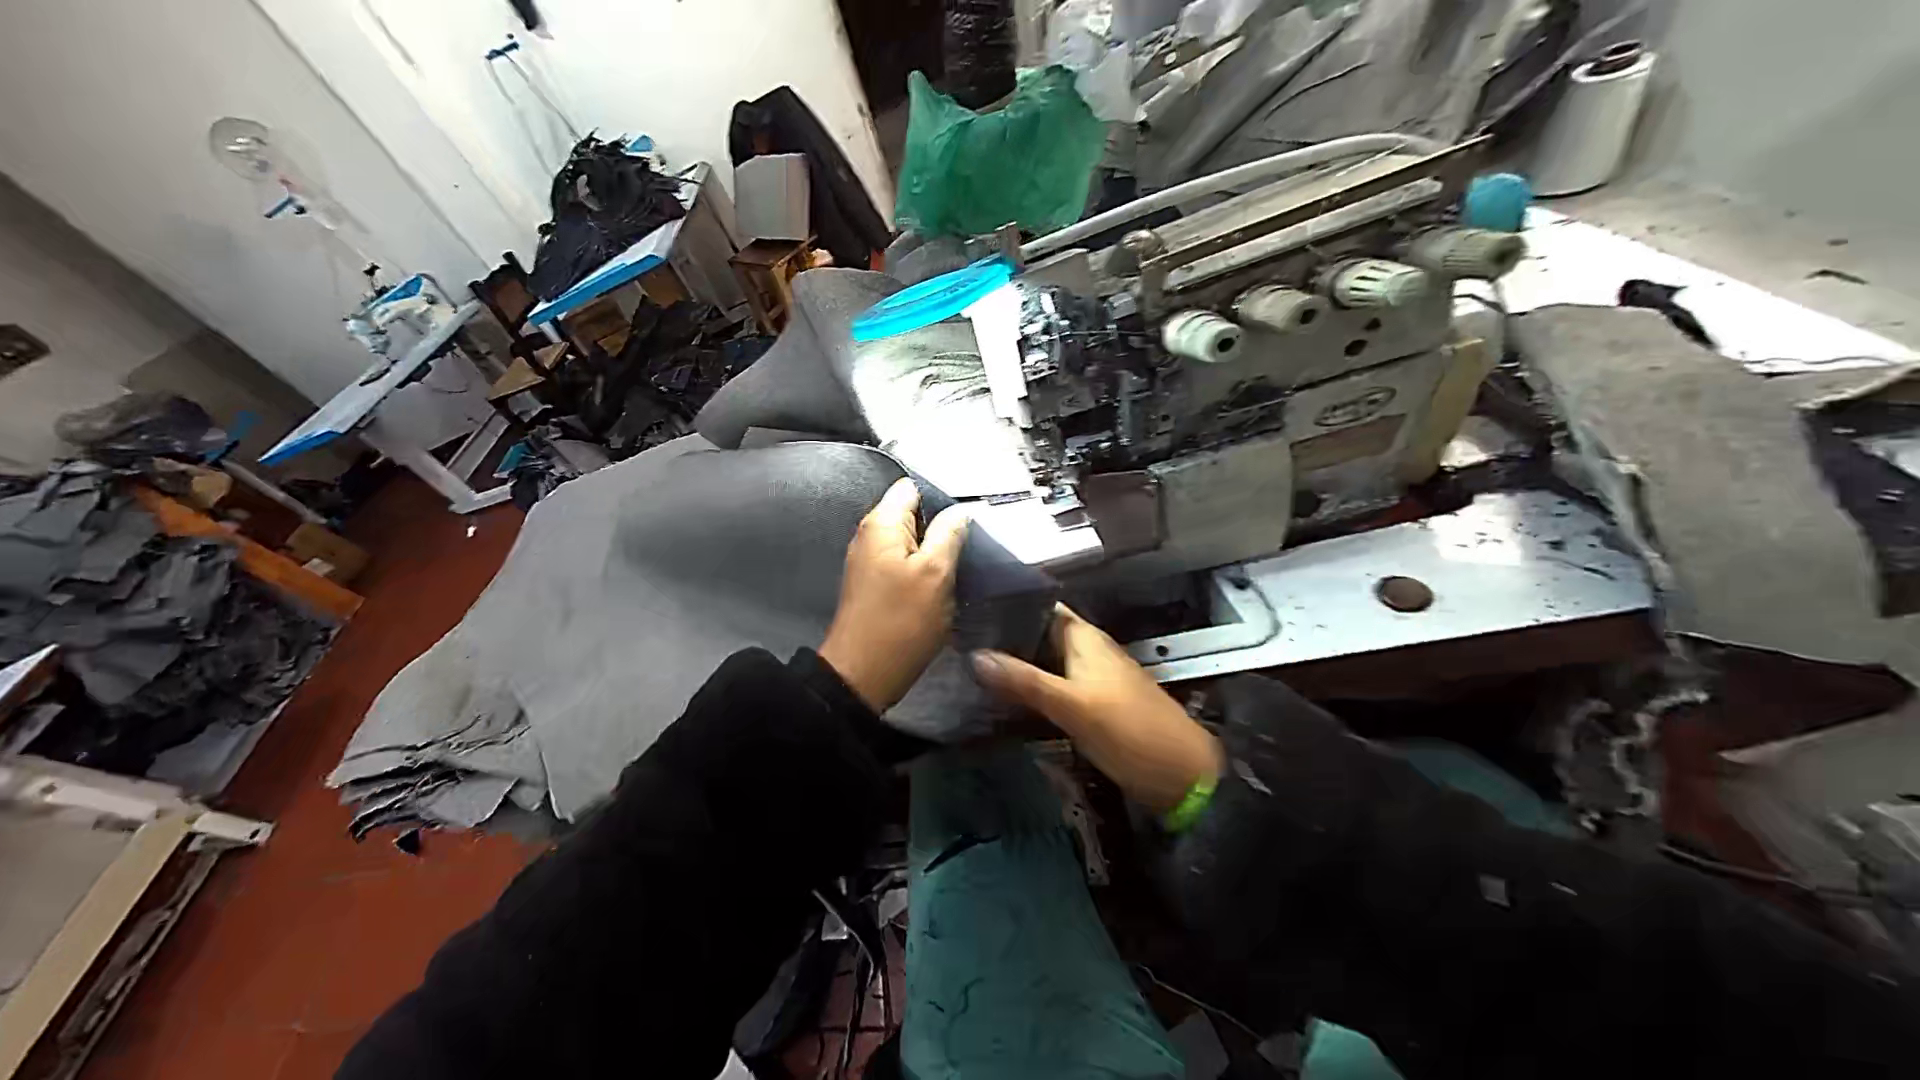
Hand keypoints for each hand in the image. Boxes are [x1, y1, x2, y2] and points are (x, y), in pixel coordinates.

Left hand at [818, 478, 969, 712]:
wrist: (862, 676)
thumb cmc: (901, 622)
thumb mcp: (935, 573)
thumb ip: (950, 534)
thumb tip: (962, 510)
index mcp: (881, 523)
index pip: (913, 487)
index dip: (944, 496)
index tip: (972, 517)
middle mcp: (871, 535)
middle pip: (914, 514)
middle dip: (944, 525)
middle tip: (975, 544)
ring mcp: (871, 561)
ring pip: (913, 541)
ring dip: (938, 551)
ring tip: (966, 565)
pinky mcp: (876, 585)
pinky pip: (906, 564)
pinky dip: (926, 571)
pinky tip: (945, 586)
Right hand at [972, 605, 1222, 813]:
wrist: (1181, 776)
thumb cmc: (1129, 731)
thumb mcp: (1071, 705)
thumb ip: (1024, 681)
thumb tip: (975, 656)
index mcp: (1084, 638)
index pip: (1040, 606)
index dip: (1008, 605)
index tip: (968, 609)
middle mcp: (1086, 651)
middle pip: (1038, 636)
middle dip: (1003, 640)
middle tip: (960, 645)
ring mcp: (1090, 679)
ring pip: (1044, 663)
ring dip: (1015, 668)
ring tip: (970, 671)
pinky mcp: (1091, 705)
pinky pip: (1052, 688)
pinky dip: (1030, 691)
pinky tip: (1004, 701)